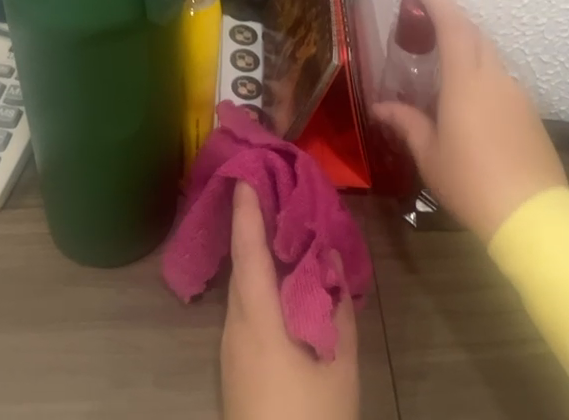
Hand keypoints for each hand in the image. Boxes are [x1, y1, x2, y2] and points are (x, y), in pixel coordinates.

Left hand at [220, 183, 357, 419]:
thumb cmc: (311, 417)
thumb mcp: (338, 366)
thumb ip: (335, 309)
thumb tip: (328, 261)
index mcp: (258, 322)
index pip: (248, 253)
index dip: (246, 213)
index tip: (247, 173)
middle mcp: (235, 327)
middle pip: (241, 264)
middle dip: (251, 223)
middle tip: (274, 187)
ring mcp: (230, 347)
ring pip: (241, 286)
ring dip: (255, 251)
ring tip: (280, 222)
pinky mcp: (234, 362)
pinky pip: (244, 306)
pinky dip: (258, 279)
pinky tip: (280, 276)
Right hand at [373, 0, 566, 241]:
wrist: (530, 214)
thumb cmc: (471, 181)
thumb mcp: (429, 154)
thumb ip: (406, 122)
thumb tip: (380, 106)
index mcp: (465, 80)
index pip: (452, 23)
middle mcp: (494, 76)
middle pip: (473, 32)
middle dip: (448, 16)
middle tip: (422, 17)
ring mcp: (515, 92)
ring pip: (488, 54)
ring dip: (465, 44)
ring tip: (439, 57)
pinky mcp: (528, 111)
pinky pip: (499, 77)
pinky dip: (478, 70)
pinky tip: (465, 94)